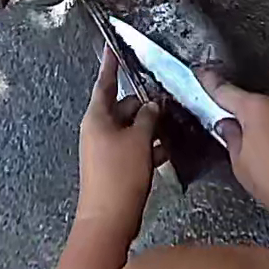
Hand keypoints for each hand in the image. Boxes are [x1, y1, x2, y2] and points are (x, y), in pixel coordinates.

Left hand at [75, 51, 159, 238]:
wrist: (108, 221)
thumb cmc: (119, 176)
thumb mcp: (139, 140)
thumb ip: (149, 117)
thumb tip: (153, 105)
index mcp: (97, 117)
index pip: (104, 83)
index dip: (110, 64)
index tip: (112, 46)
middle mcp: (98, 129)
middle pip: (124, 106)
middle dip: (145, 105)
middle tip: (168, 103)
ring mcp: (105, 148)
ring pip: (131, 127)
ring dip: (150, 127)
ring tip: (172, 127)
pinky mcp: (114, 165)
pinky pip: (132, 146)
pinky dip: (147, 145)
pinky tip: (167, 149)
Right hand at [200, 74, 268, 241]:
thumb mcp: (242, 165)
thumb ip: (231, 140)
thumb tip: (229, 128)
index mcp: (256, 108)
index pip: (224, 90)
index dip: (209, 82)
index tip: (201, 74)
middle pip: (251, 107)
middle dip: (241, 121)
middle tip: (233, 144)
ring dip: (264, 136)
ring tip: (263, 167)